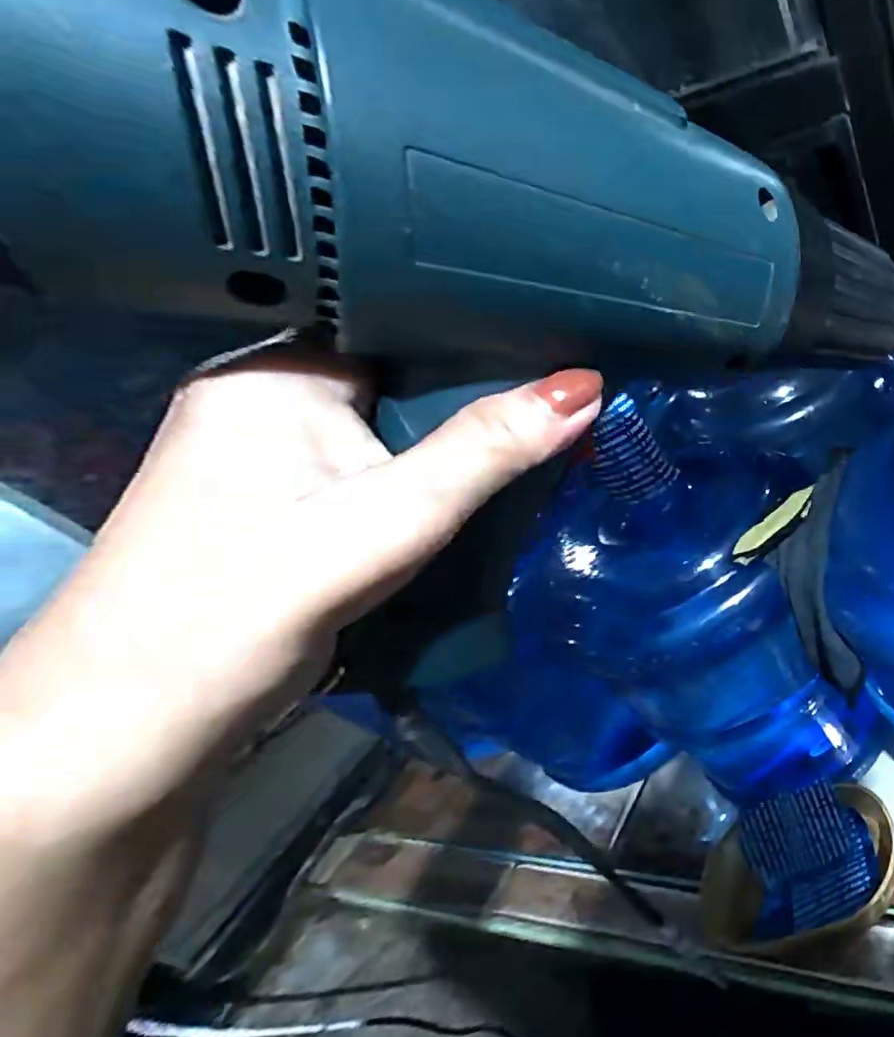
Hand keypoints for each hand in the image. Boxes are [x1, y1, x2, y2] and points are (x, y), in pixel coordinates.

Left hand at [0, 347, 600, 832]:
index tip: (568, 343)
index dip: (487, 337)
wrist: (163, 710)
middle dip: (494, 397)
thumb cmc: (270, 589)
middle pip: (415, 381)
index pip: (402, 326)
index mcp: (276, 375)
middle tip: (582, 397)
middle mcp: (278, 402)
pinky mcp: (312, 501)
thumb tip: (587, 385)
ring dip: (480, 440)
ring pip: (415, 428)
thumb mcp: (403, 510)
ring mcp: (292, 455)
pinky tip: (507, 478)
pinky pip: (405, 466)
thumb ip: (494, 446)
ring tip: (563, 430)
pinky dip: (457, 473)